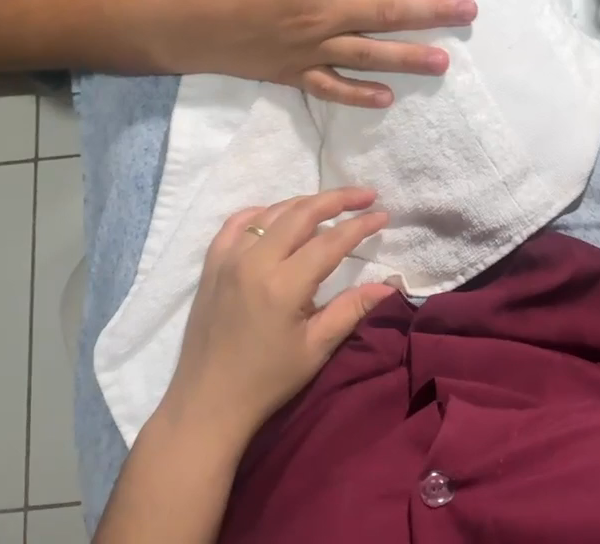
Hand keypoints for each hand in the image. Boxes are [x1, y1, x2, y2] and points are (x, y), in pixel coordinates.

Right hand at [164, 0, 477, 107]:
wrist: (188, 15)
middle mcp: (323, 13)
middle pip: (386, 12)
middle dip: (432, 12)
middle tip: (469, 12)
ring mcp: (311, 48)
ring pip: (369, 54)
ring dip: (409, 58)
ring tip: (444, 62)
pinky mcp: (296, 74)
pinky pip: (332, 88)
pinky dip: (359, 95)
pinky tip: (387, 99)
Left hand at [168, 188, 397, 435]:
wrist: (206, 403)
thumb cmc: (267, 381)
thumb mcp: (316, 348)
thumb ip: (352, 309)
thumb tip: (392, 284)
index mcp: (283, 285)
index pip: (331, 240)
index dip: (360, 225)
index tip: (383, 215)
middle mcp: (254, 261)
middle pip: (302, 212)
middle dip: (338, 199)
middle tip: (366, 196)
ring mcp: (228, 258)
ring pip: (273, 212)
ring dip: (305, 204)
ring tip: (332, 206)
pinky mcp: (211, 264)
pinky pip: (238, 222)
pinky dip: (263, 212)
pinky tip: (279, 216)